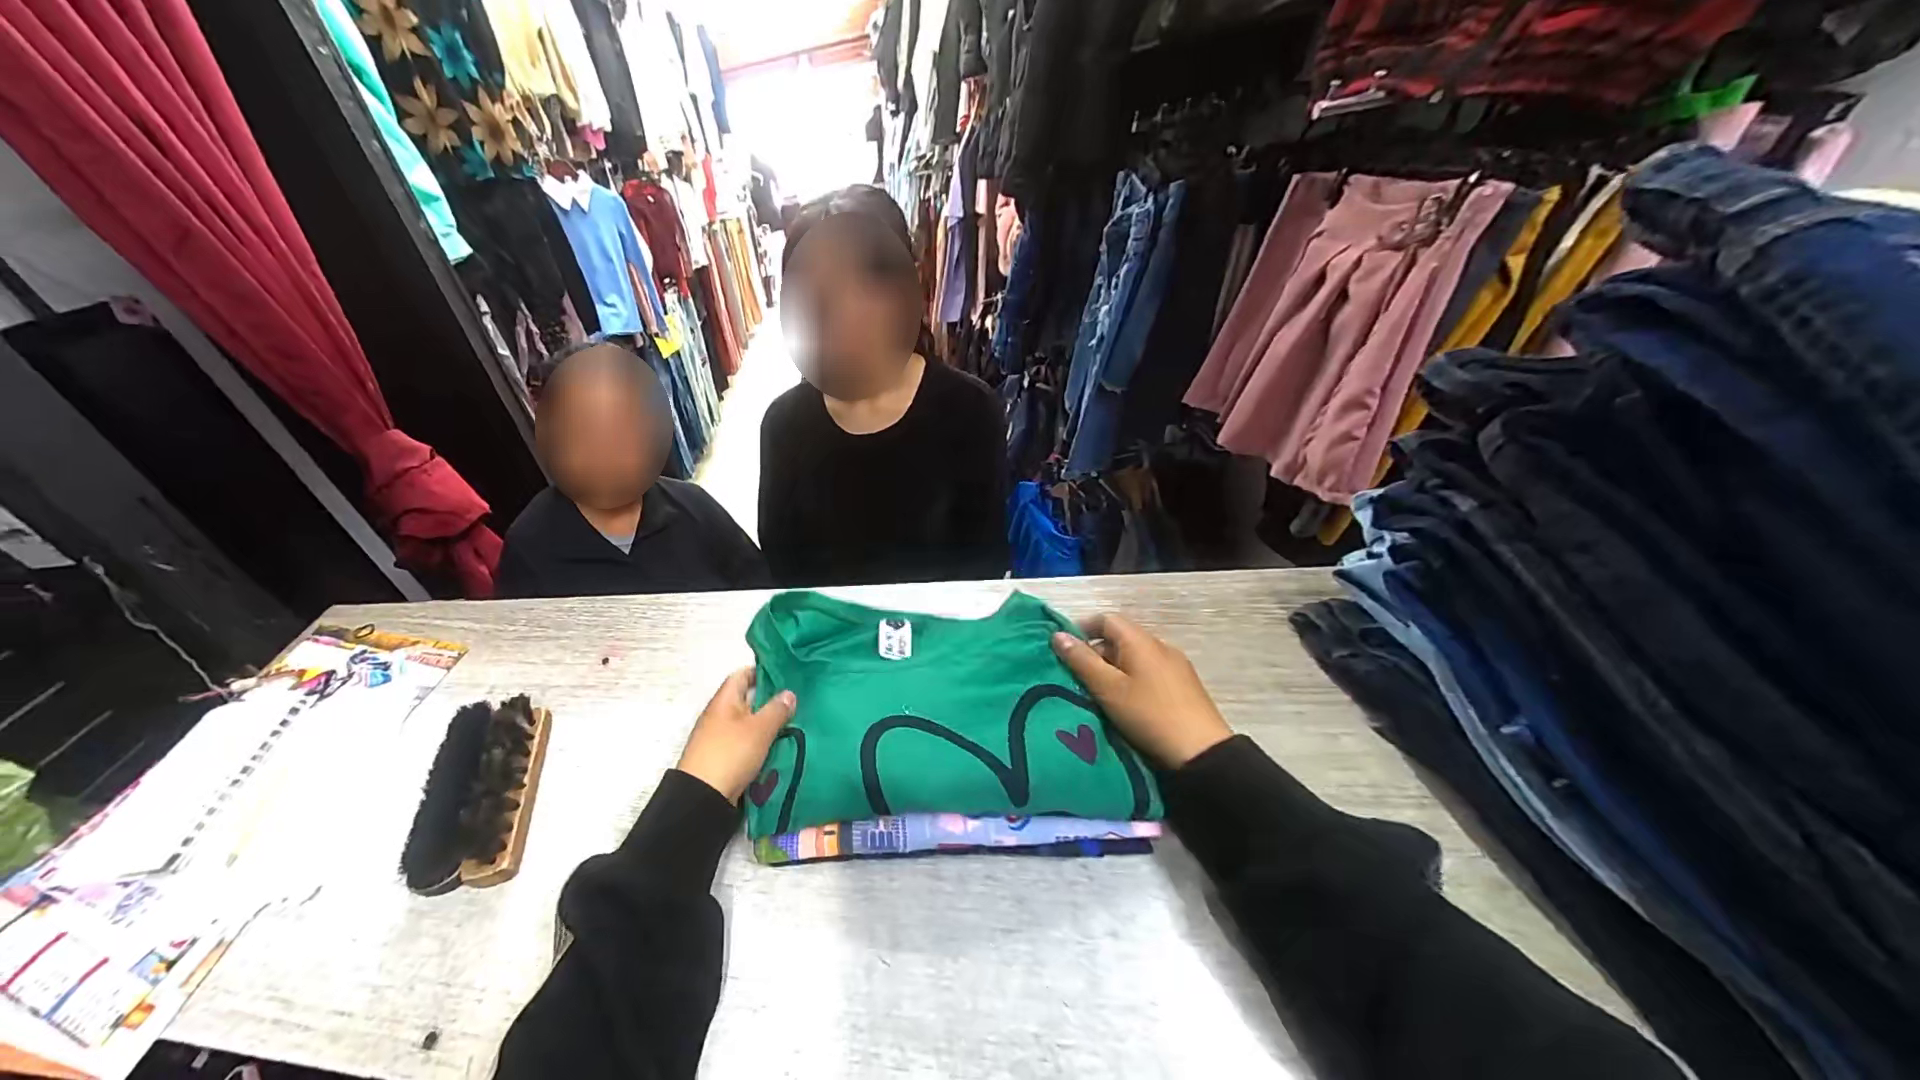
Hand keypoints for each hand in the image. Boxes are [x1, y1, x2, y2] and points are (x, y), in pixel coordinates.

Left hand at [676, 667, 796, 802]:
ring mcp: (719, 737)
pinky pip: (746, 741)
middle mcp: (719, 714)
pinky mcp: (723, 757)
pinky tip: (779, 745)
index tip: (786, 675)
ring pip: (748, 721)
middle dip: (770, 699)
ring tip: (793, 722)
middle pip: (747, 699)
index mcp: (724, 701)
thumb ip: (776, 709)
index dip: (763, 671)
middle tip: (796, 700)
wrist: (702, 798)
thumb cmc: (731, 754)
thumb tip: (789, 693)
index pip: (742, 675)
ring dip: (767, 722)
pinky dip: (761, 741)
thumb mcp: (759, 729)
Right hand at [1051, 614, 1232, 768]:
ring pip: (1134, 657)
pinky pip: (1148, 672)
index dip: (1081, 629)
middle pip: (1119, 638)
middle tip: (1076, 680)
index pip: (1105, 619)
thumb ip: (1082, 660)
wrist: (1201, 752)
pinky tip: (1124, 703)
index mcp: (1140, 640)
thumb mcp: (1108, 689)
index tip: (1063, 651)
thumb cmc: (1148, 715)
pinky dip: (1130, 680)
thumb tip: (1058, 635)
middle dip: (1095, 654)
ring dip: (1112, 669)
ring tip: (1097, 695)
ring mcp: (1175, 665)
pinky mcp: (1183, 685)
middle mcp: (1159, 645)